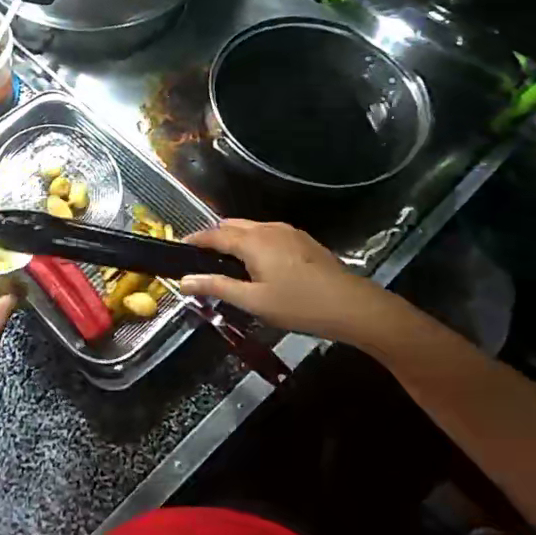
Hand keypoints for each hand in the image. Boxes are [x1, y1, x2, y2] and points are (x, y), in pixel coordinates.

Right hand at [176, 220, 409, 346]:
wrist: (356, 308)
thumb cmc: (300, 305)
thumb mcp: (252, 301)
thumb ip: (216, 287)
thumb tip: (183, 281)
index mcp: (252, 241)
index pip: (213, 234)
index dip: (194, 240)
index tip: (179, 247)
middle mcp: (268, 229)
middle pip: (231, 226)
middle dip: (213, 237)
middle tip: (201, 258)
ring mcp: (289, 233)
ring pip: (251, 228)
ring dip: (234, 238)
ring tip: (225, 260)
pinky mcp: (304, 241)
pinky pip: (267, 233)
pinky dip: (253, 241)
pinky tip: (256, 262)